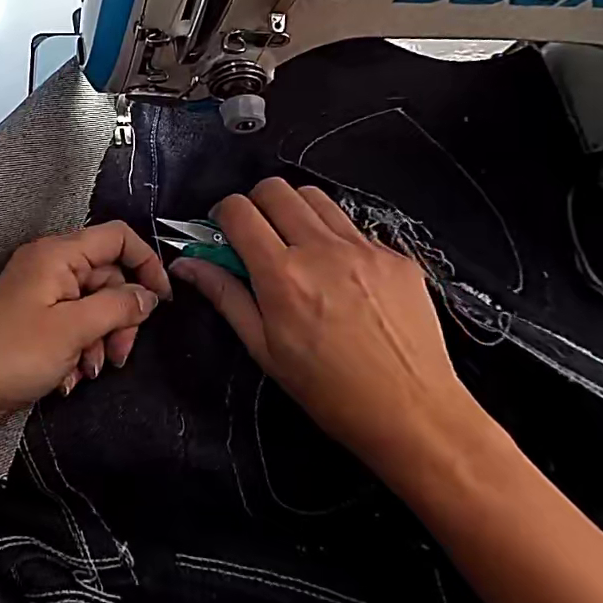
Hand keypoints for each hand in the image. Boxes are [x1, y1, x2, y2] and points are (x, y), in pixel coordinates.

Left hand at [0, 222, 171, 419]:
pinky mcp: (35, 315)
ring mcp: (41, 289)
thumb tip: (148, 297)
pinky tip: (70, 376)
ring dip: (101, 338)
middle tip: (121, 355)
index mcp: (59, 253)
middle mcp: (51, 263)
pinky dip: (80, 347)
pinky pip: (73, 321)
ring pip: (94, 303)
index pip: (118, 237)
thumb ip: (118, 307)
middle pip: (108, 276)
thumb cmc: (15, 354)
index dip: (146, 263)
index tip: (161, 300)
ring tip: (90, 372)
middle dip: (121, 316)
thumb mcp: (75, 329)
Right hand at [172, 178, 474, 465]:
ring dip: (295, 211)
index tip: (224, 232)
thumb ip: (225, 296)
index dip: (222, 214)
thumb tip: (188, 264)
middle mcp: (322, 250)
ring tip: (298, 247)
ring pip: (314, 196)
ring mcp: (363, 248)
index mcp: (282, 276)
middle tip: (257, 234)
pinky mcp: (394, 254)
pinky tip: (341, 274)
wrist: (414, 413)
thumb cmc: (332, 392)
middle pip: (274, 189)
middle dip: (256, 203)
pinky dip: (336, 237)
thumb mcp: (265, 350)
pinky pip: (353, 226)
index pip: (238, 210)